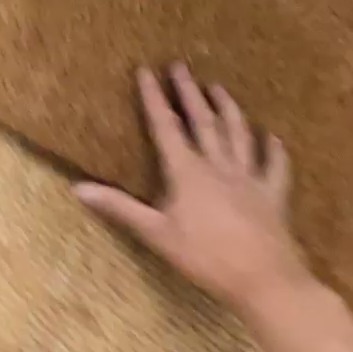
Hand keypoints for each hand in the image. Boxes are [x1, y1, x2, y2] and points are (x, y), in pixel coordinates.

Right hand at [75, 65, 312, 316]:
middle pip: (203, 122)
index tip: (146, 70)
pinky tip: (273, 137)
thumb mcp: (156, 233)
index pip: (165, 126)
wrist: (269, 284)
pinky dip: (274, 150)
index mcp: (187, 171)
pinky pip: (275, 168)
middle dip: (189, 92)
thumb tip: (77, 188)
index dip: (154, 97)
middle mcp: (218, 167)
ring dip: (228, 109)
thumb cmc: (206, 258)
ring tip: (219, 88)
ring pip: (238, 135)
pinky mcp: (274, 198)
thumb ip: (119, 207)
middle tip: (181, 66)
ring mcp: (249, 180)